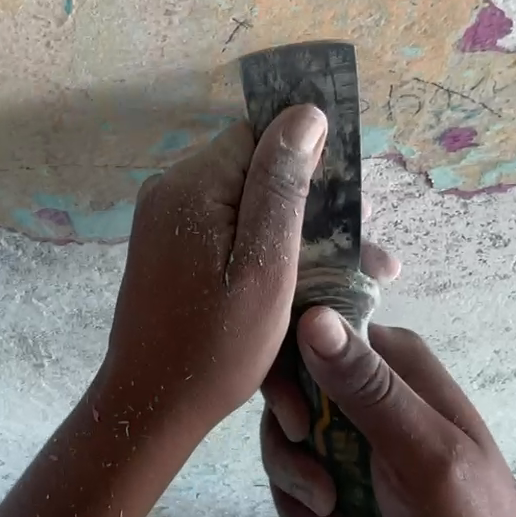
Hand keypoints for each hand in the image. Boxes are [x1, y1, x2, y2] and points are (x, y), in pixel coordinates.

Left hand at [95, 105, 327, 441]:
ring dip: (291, 234)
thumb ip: (282, 185)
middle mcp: (172, 189)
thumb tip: (305, 113)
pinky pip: (225, 230)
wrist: (151, 403)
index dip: (304, 159)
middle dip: (308, 206)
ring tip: (350, 275)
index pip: (258, 137)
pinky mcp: (168, 246)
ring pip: (243, 205)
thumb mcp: (265, 265)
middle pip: (253, 173)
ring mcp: (166, 219)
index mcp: (192, 184)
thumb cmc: (215, 344)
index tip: (345, 199)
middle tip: (363, 252)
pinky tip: (302, 283)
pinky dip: (261, 250)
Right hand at [263, 311, 515, 516]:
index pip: (306, 336)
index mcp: (389, 357)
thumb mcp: (423, 451)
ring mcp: (353, 427)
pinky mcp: (344, 469)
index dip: (284, 378)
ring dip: (300, 499)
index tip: (298, 429)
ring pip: (287, 445)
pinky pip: (297, 482)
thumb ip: (368, 386)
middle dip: (292, 458)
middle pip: (287, 397)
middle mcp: (366, 382)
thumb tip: (311, 315)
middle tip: (323, 501)